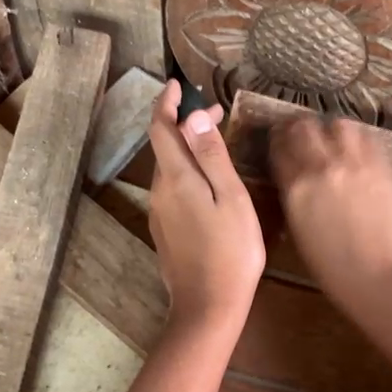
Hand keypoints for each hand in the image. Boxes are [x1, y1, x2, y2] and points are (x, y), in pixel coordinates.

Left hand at [146, 82, 265, 335]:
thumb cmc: (231, 251)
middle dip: (185, 123)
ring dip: (188, 148)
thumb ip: (212, 156)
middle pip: (165, 146)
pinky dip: (188, 171)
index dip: (165, 102)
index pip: (160, 128)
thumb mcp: (230, 198)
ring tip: (216, 141)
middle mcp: (160, 191)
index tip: (176, 84)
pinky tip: (209, 180)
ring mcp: (160, 213)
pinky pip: (173, 188)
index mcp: (175, 178)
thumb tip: (193, 115)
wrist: (208, 307)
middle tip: (216, 111)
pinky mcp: (166, 230)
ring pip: (170, 168)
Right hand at [269, 116, 391, 314]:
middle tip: (302, 136)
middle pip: (303, 127)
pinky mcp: (379, 166)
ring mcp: (353, 163)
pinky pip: (366, 137)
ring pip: (337, 124)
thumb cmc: (331, 265)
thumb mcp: (297, 228)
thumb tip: (293, 176)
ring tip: (332, 140)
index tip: (279, 142)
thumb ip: (293, 194)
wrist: (377, 273)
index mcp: (294, 187)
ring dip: (331, 129)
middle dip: (299, 129)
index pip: (278, 147)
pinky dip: (357, 138)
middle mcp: (320, 167)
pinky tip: (355, 149)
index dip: (277, 141)